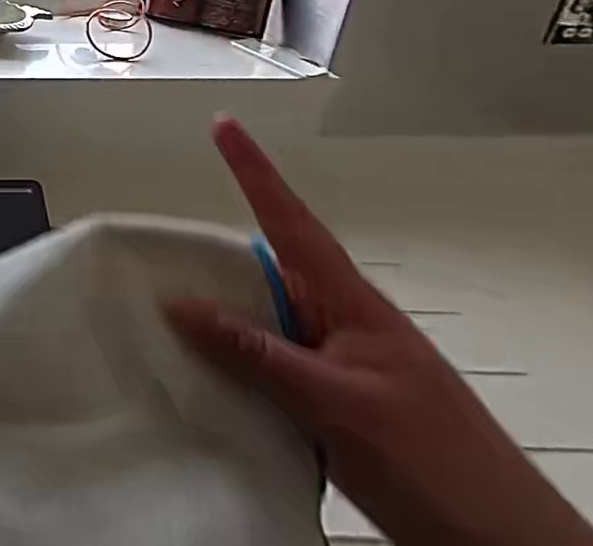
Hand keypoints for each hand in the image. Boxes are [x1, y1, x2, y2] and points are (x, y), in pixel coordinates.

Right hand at [165, 116, 592, 545]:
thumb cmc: (439, 466)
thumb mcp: (338, 404)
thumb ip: (255, 351)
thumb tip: (180, 303)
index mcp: (350, 303)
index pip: (292, 221)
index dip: (255, 171)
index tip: (224, 125)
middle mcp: (337, 318)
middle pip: (260, 263)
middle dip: (209, 245)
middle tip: (153, 240)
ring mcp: (332, 356)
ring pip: (256, 310)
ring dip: (212, 302)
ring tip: (157, 298)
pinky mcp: (324, 391)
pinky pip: (259, 352)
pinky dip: (223, 347)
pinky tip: (195, 359)